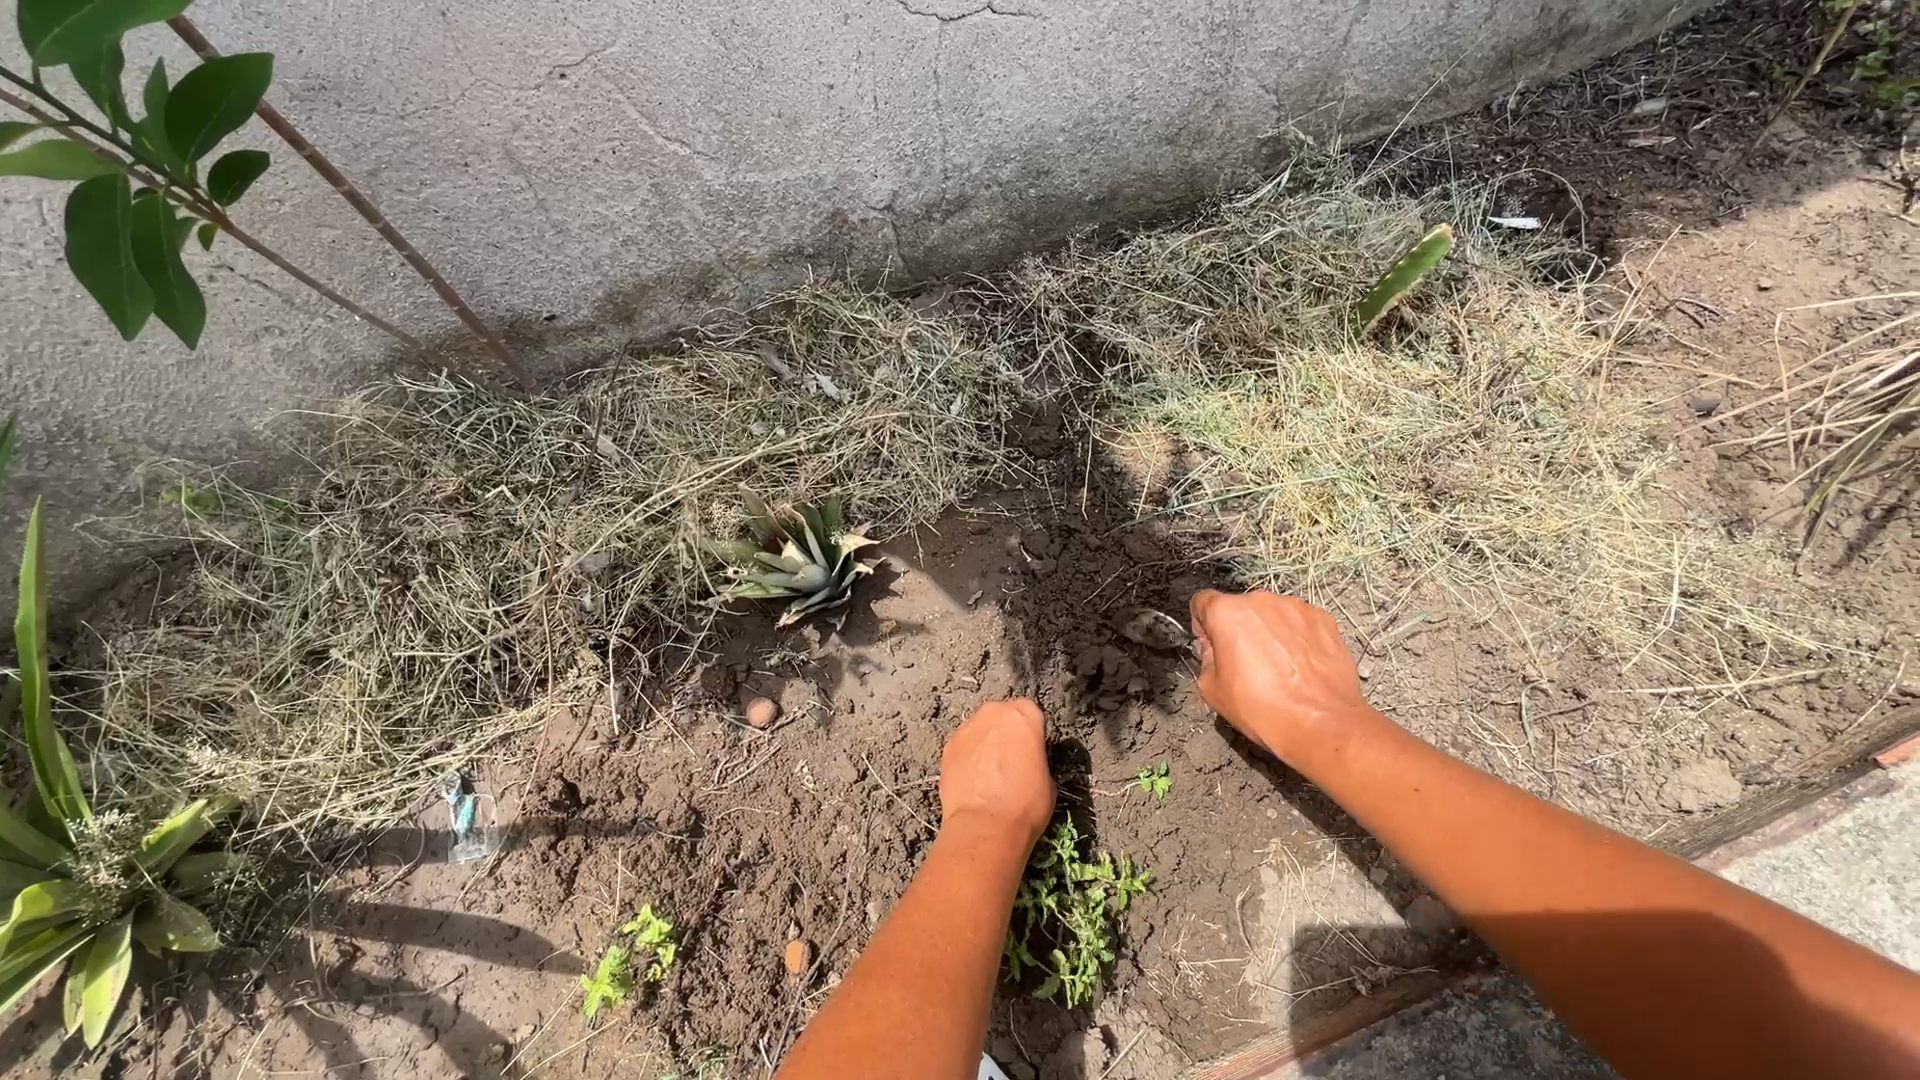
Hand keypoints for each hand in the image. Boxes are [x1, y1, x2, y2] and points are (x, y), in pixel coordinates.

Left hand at [939, 698, 1055, 850]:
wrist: (986, 826)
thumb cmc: (1025, 804)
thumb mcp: (1048, 778)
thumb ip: (1036, 757)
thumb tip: (1028, 762)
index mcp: (1023, 715)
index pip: (1031, 713)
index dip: (1033, 733)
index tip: (1033, 751)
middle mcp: (993, 713)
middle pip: (1002, 716)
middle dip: (1006, 734)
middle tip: (1012, 762)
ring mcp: (967, 728)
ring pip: (980, 730)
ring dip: (985, 744)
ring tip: (990, 775)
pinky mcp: (948, 746)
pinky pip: (963, 746)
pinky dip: (968, 758)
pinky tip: (974, 781)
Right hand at [1188, 590, 1374, 759]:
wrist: (1320, 724)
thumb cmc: (1269, 709)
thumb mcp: (1211, 689)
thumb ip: (1206, 657)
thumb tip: (1214, 650)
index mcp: (1226, 613)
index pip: (1202, 601)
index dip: (1203, 624)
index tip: (1210, 641)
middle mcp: (1261, 602)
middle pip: (1239, 609)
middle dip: (1238, 631)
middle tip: (1244, 665)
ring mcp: (1295, 609)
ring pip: (1270, 615)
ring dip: (1268, 634)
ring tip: (1275, 670)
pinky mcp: (1322, 620)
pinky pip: (1298, 623)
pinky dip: (1295, 639)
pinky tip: (1296, 668)